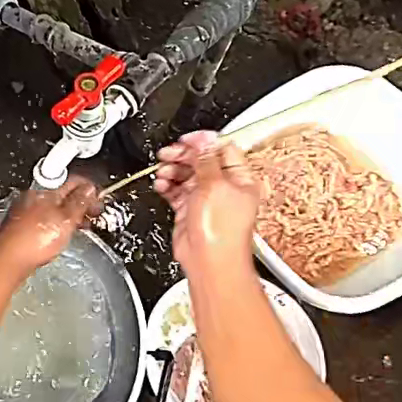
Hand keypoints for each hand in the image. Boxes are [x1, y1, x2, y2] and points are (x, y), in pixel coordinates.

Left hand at [0, 176, 100, 271]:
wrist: (7, 260)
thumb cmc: (33, 239)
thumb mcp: (66, 219)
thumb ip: (79, 202)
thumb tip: (89, 189)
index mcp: (44, 191)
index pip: (72, 181)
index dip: (88, 189)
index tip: (98, 199)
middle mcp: (32, 198)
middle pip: (62, 194)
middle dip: (80, 203)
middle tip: (93, 214)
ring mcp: (25, 213)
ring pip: (53, 208)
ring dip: (70, 215)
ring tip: (81, 226)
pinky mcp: (21, 228)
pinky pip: (44, 220)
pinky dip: (57, 225)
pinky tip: (60, 235)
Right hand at [153, 131, 260, 275]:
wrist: (209, 261)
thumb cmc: (221, 231)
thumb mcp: (214, 185)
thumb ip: (206, 160)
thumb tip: (204, 140)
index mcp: (239, 178)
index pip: (221, 149)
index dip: (203, 142)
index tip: (187, 140)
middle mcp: (224, 188)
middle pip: (201, 161)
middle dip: (183, 155)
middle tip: (169, 153)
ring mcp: (206, 199)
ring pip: (186, 175)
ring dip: (172, 170)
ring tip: (163, 171)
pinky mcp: (190, 210)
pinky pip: (176, 191)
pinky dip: (167, 185)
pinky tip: (162, 184)